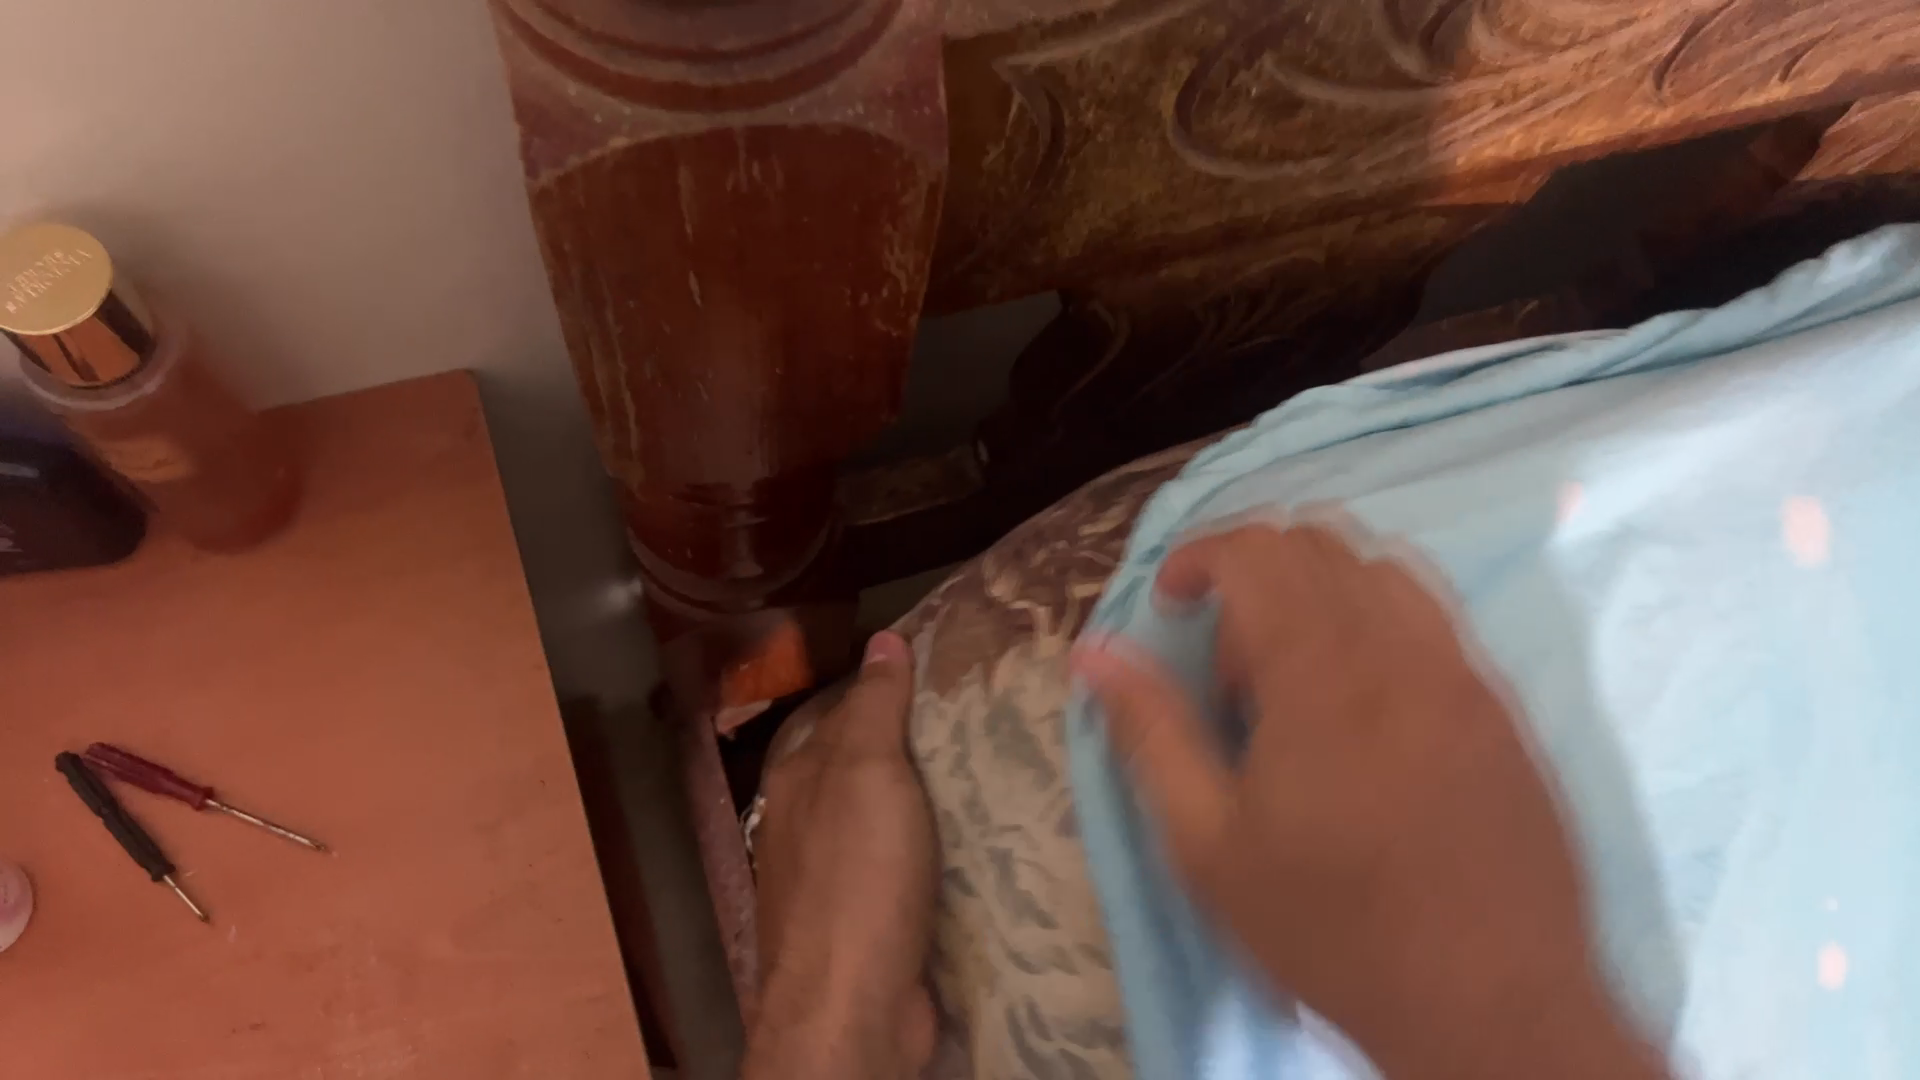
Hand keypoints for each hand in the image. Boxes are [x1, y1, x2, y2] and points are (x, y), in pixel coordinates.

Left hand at [743, 630, 936, 1079]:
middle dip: (909, 738)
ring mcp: (832, 870)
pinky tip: (970, 833)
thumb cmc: (857, 871)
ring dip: (923, 792)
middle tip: (975, 711)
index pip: (840, 707)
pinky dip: (930, 840)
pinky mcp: (865, 913)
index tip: (936, 666)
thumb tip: (883, 636)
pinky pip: (901, 858)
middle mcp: (805, 817)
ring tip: (983, 762)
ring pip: (884, 810)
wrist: (853, 1005)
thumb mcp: (867, 769)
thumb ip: (875, 702)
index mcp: (798, 775)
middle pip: (862, 760)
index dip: (882, 683)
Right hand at [1073, 521, 1662, 1079]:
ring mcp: (1462, 671)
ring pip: (1378, 566)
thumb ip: (1149, 727)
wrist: (1494, 1017)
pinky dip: (1370, 616)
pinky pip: (1429, 612)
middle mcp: (1399, 649)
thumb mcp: (1205, 839)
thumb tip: (1092, 653)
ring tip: (1290, 674)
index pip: (1256, 550)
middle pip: (1315, 542)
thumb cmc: (1329, 926)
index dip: (1198, 555)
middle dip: (1249, 574)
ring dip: (1312, 589)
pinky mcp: (1500, 705)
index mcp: (1320, 673)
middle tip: (1228, 667)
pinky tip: (1355, 699)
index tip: (1170, 601)